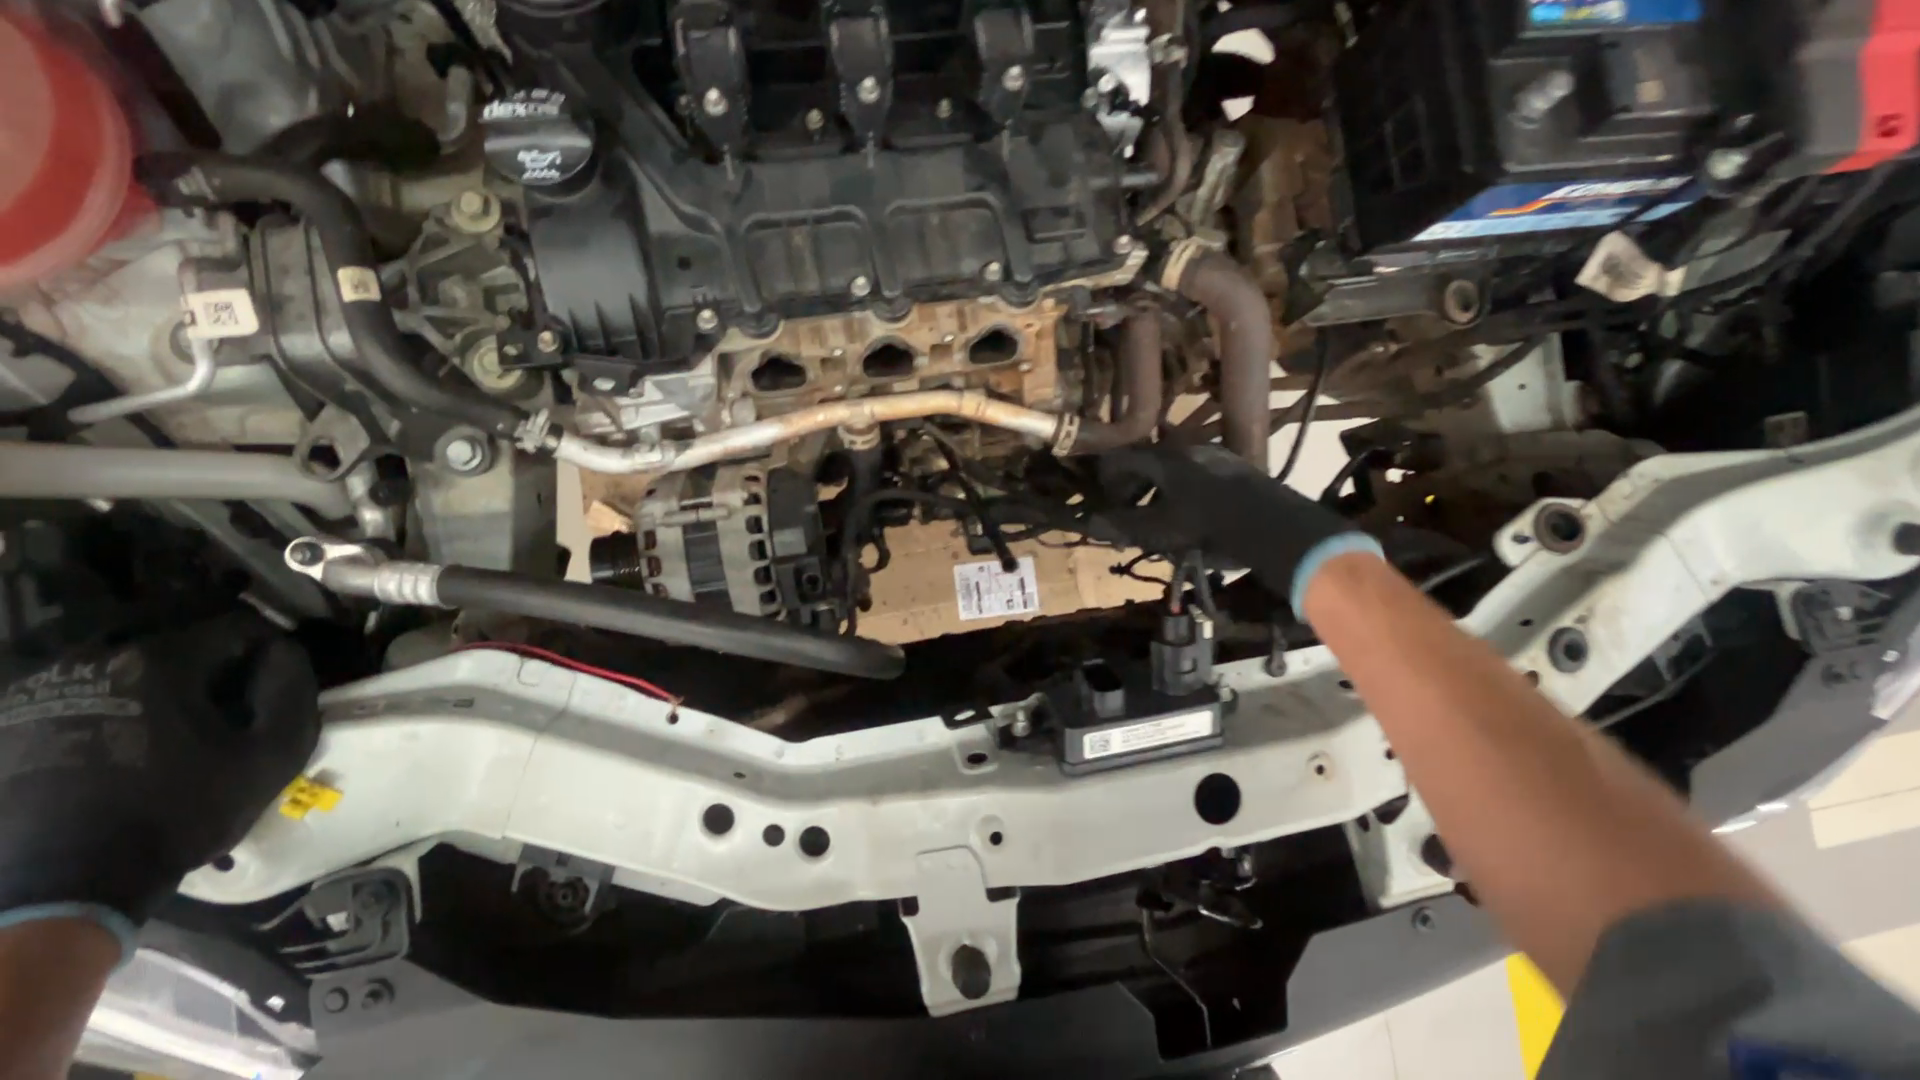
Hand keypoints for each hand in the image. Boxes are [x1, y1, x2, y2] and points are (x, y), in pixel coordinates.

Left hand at [0, 609, 318, 952]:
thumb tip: (284, 653)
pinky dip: (110, 709)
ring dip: (157, 688)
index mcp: (161, 661)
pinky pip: (81, 695)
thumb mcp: (269, 757)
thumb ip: (291, 693)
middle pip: (178, 646)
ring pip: (127, 669)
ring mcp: (43, 688)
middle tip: (226, 710)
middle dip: (210, 670)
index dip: (268, 650)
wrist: (66, 883)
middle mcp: (96, 658)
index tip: (276, 682)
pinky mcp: (12, 721)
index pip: (236, 627)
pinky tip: (120, 748)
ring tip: (170, 731)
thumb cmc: (180, 813)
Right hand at [1099, 443, 1381, 616]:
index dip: (1109, 476)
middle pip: (1152, 458)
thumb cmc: (1209, 527)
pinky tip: (1194, 512)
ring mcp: (1218, 455)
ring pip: (1178, 466)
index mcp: (1166, 458)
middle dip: (1135, 482)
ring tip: (1161, 513)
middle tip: (1130, 506)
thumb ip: (1125, 526)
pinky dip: (1186, 488)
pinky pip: (1200, 473)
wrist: (1275, 527)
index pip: (1124, 456)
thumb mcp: (1161, 532)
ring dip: (1162, 486)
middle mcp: (1190, 448)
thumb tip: (1091, 523)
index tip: (1106, 497)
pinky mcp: (1239, 469)